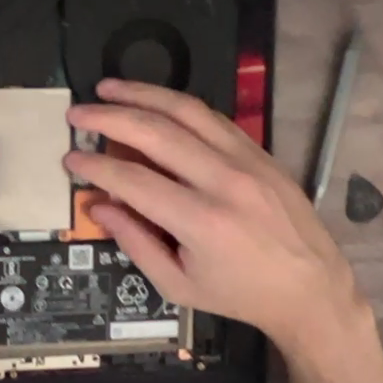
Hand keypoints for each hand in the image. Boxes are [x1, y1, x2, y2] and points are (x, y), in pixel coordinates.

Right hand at [64, 79, 370, 360]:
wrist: (311, 288)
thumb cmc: (240, 294)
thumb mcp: (178, 285)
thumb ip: (135, 244)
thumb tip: (99, 207)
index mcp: (202, 222)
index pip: (134, 181)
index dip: (96, 168)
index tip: (71, 160)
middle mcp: (225, 182)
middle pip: (157, 133)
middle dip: (110, 118)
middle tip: (78, 113)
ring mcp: (248, 161)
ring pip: (188, 112)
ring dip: (143, 94)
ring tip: (109, 87)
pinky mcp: (261, 153)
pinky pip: (214, 119)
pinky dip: (178, 106)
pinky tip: (154, 102)